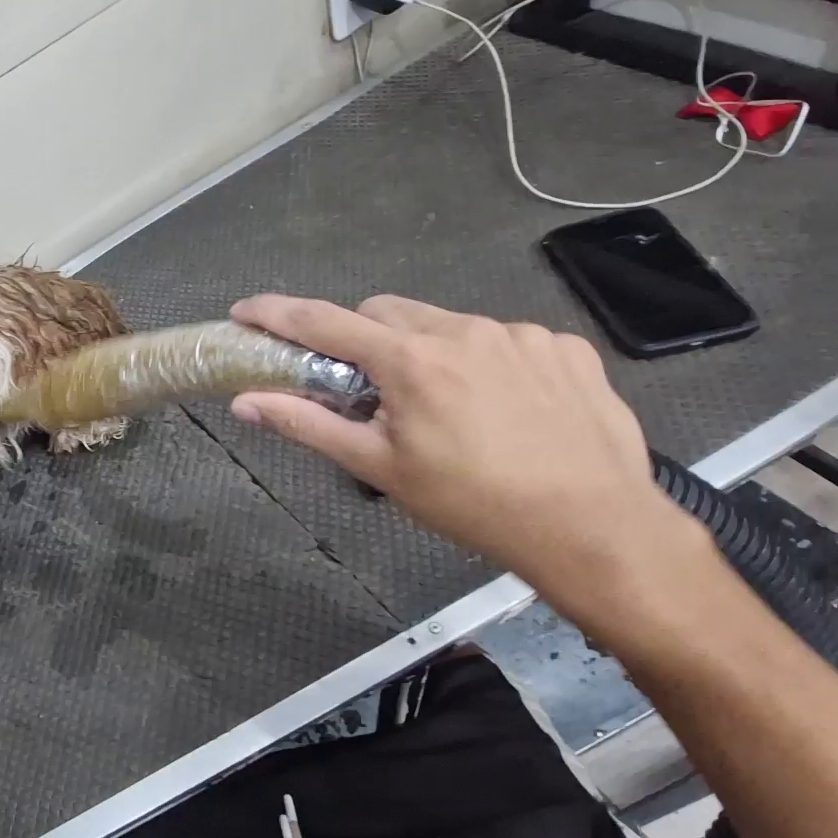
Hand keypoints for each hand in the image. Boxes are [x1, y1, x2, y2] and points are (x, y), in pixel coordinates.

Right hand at [228, 294, 690, 585]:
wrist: (593, 526)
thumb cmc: (470, 501)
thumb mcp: (377, 467)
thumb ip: (307, 425)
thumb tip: (245, 402)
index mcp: (411, 360)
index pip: (324, 321)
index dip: (276, 313)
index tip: (245, 311)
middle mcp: (464, 331)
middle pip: (386, 312)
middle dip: (359, 338)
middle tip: (362, 387)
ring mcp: (521, 335)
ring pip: (446, 324)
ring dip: (423, 351)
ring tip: (440, 406)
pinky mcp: (565, 348)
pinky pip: (502, 339)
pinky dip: (481, 362)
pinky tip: (497, 407)